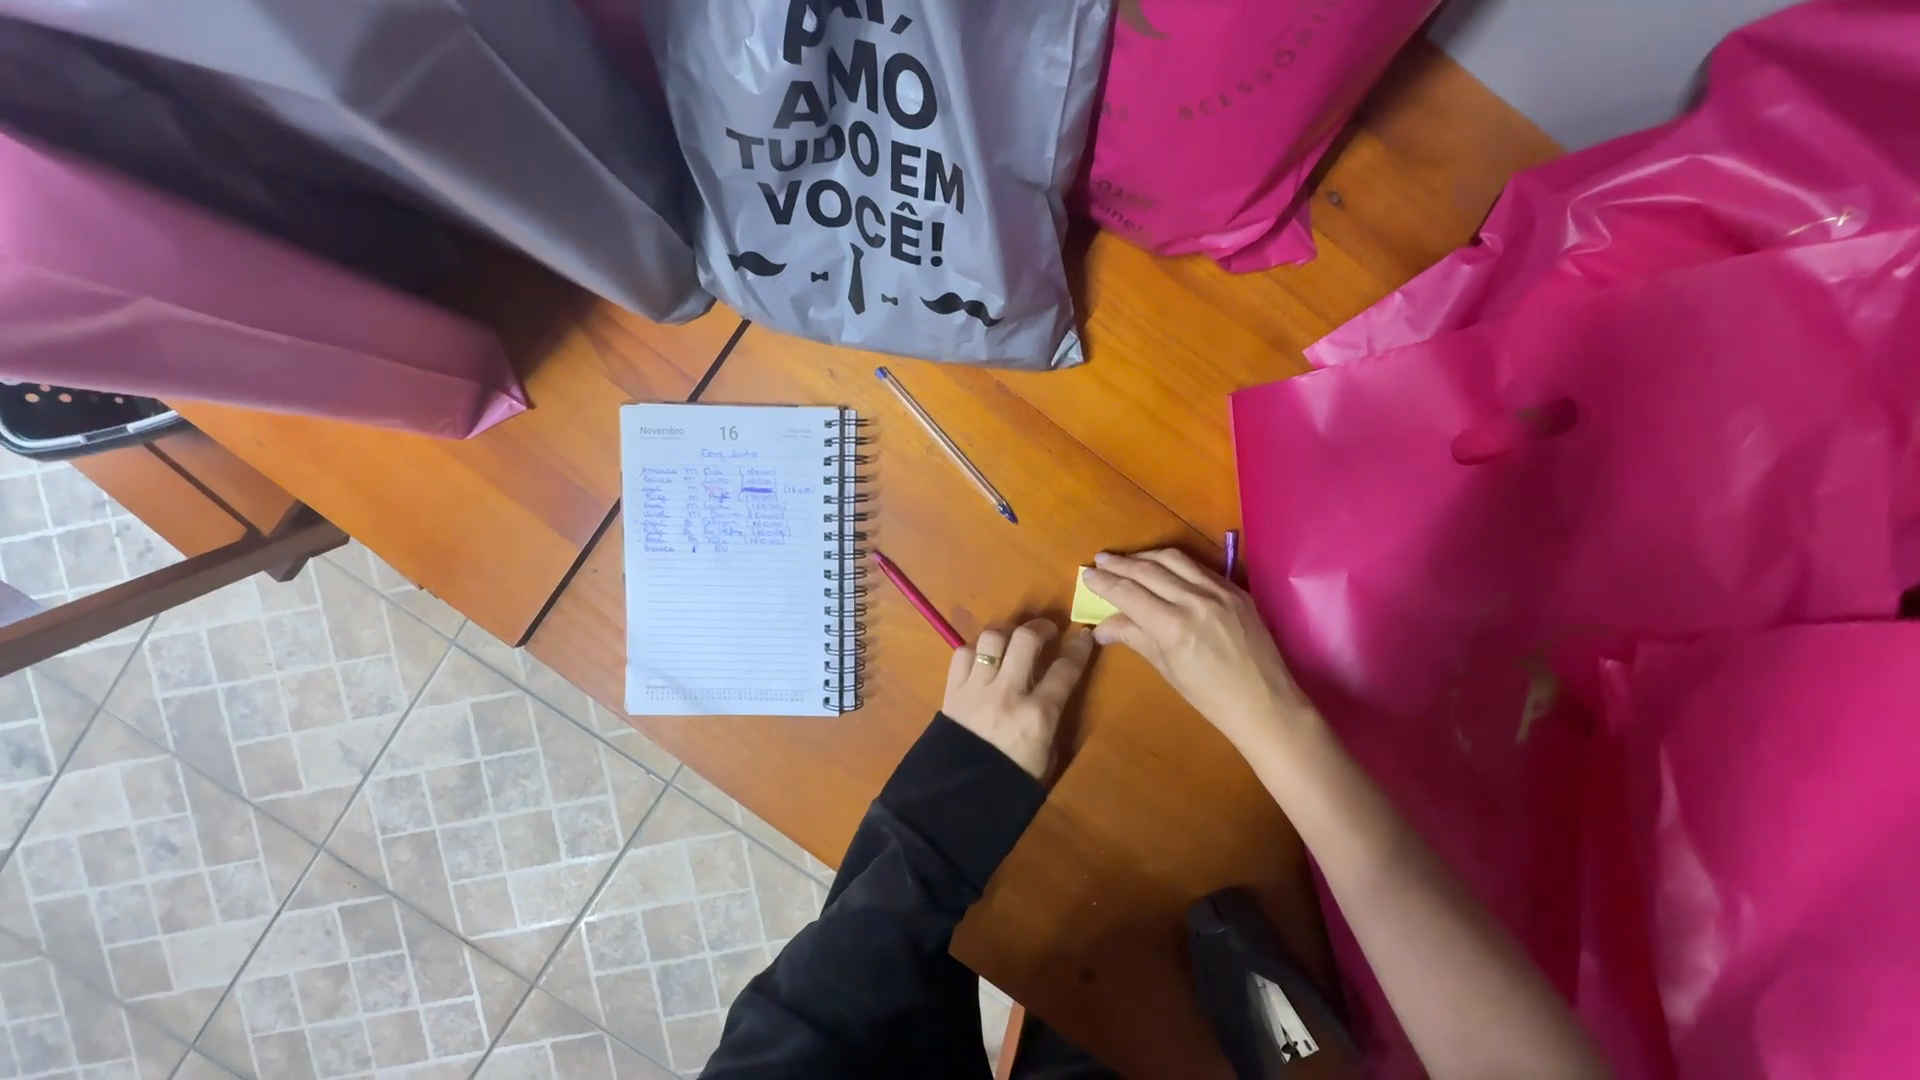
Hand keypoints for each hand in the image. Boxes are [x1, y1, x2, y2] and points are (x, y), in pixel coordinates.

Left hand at [944, 619, 1094, 779]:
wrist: (962, 798)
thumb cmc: (1012, 780)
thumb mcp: (1048, 755)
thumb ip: (1051, 718)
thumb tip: (1054, 689)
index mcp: (1038, 715)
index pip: (1065, 669)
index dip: (1079, 647)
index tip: (1084, 635)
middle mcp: (1008, 694)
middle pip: (1025, 639)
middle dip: (1041, 627)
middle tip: (1047, 630)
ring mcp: (977, 689)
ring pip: (991, 638)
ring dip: (1006, 634)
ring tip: (1012, 640)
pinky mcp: (952, 691)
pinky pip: (962, 654)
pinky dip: (974, 651)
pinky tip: (982, 660)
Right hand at [1081, 549, 1314, 748]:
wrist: (1265, 703)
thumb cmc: (1209, 697)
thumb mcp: (1166, 668)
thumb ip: (1134, 637)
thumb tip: (1101, 626)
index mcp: (1172, 626)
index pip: (1128, 593)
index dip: (1104, 582)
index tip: (1088, 575)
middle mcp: (1194, 601)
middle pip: (1147, 570)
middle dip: (1119, 564)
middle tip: (1100, 561)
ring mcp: (1218, 591)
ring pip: (1173, 559)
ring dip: (1145, 556)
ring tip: (1126, 559)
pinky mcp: (1236, 589)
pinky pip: (1198, 567)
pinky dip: (1174, 563)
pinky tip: (1162, 566)